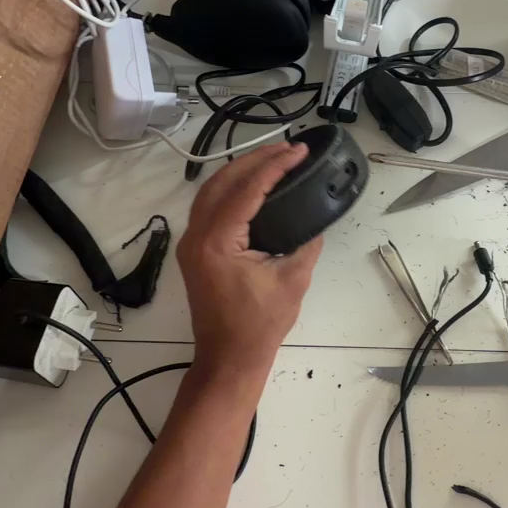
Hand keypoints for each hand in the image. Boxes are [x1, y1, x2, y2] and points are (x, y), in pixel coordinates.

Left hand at [176, 141, 322, 379]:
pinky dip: (230, 189)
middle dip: (255, 159)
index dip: (275, 165)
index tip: (299, 150)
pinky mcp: (194, 250)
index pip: (247, 189)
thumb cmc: (260, 325)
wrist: (228, 358)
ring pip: (210, 190)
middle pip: (222, 181)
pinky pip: (209, 206)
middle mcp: (197, 236)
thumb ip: (306, 243)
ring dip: (240, 171)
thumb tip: (316, 219)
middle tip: (288, 148)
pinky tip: (252, 185)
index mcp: (218, 242)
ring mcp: (191, 243)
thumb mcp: (293, 280)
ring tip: (272, 159)